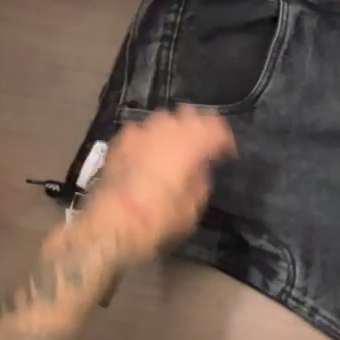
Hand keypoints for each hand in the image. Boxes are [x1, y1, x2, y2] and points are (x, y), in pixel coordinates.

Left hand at [77, 107, 236, 266]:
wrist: (110, 225)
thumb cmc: (157, 220)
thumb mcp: (192, 208)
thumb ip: (201, 179)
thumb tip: (200, 168)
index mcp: (190, 145)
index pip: (217, 128)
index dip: (226, 139)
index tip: (229, 152)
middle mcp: (166, 131)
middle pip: (191, 114)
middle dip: (201, 127)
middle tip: (205, 145)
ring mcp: (141, 132)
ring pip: (166, 118)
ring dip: (176, 128)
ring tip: (178, 145)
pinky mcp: (121, 141)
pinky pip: (143, 129)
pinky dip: (152, 136)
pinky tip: (151, 151)